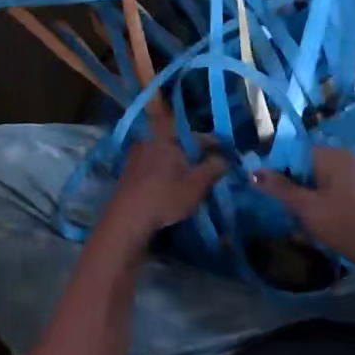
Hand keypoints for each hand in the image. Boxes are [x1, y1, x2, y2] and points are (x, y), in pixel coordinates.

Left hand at [102, 110, 228, 239]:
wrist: (127, 218)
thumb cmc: (165, 197)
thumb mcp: (197, 184)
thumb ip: (214, 167)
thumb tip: (224, 158)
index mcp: (167, 138)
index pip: (197, 135)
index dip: (215, 143)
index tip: (226, 153)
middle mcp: (150, 140)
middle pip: (179, 142)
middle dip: (196, 151)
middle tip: (209, 163)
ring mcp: (136, 155)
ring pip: (165, 152)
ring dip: (179, 160)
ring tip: (191, 174)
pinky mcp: (128, 171)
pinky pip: (153, 163)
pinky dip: (165, 168)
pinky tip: (170, 182)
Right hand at [253, 147, 354, 275]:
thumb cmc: (346, 226)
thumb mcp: (307, 207)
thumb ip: (279, 188)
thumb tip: (252, 172)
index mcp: (333, 156)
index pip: (293, 152)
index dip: (274, 169)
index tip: (259, 188)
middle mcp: (342, 160)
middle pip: (302, 166)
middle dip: (286, 185)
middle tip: (273, 205)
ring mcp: (349, 177)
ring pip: (312, 181)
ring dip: (299, 197)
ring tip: (289, 215)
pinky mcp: (353, 194)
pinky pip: (324, 191)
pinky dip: (313, 203)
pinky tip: (306, 220)